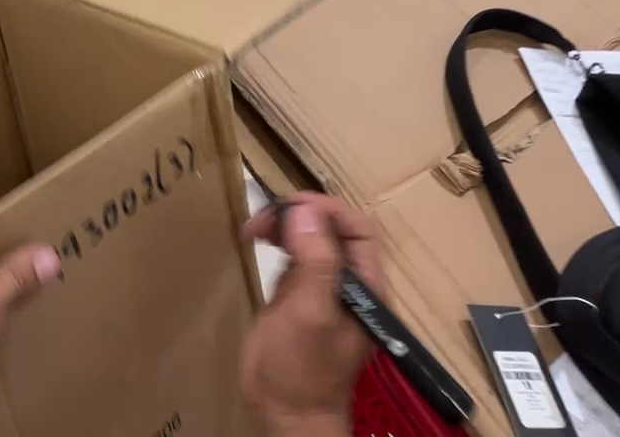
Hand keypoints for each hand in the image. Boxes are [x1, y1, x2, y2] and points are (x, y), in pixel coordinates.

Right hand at [240, 194, 384, 434]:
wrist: (284, 413)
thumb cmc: (303, 367)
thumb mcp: (312, 312)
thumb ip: (315, 261)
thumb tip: (304, 210)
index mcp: (365, 287)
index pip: (358, 229)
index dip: (328, 210)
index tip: (292, 206)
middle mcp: (346, 282)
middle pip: (330, 228)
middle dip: (299, 213)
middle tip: (263, 217)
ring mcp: (320, 288)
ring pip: (308, 236)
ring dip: (283, 223)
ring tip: (254, 227)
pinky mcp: (296, 295)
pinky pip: (290, 253)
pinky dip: (274, 240)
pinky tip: (256, 241)